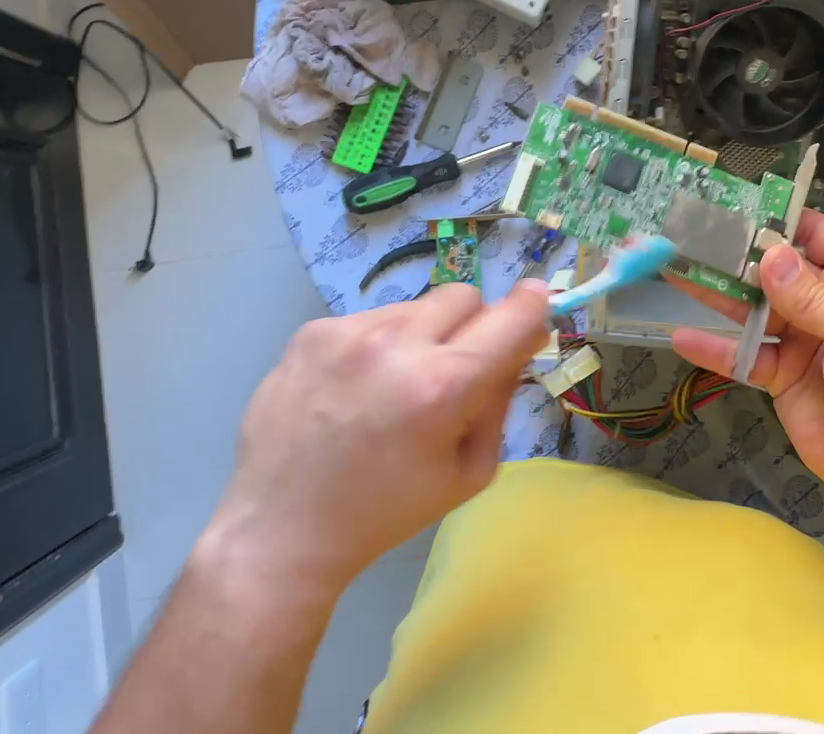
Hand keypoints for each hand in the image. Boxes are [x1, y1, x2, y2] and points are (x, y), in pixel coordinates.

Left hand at [207, 282, 550, 591]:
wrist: (284, 527)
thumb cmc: (387, 511)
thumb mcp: (469, 471)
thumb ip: (501, 399)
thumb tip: (518, 343)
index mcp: (442, 387)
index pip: (510, 317)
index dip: (532, 307)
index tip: (538, 302)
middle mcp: (395, 344)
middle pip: (463, 296)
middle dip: (472, 326)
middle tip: (454, 367)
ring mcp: (346, 332)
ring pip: (413, 307)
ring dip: (420, 335)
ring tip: (392, 387)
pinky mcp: (311, 332)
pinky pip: (368, 319)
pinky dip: (376, 344)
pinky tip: (355, 388)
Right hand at [670, 212, 823, 509]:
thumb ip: (818, 300)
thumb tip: (772, 256)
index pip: (817, 235)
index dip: (777, 221)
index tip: (732, 207)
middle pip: (775, 268)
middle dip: (734, 254)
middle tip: (688, 236)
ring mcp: (803, 336)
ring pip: (752, 306)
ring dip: (715, 293)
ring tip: (673, 271)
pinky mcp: (780, 372)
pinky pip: (743, 353)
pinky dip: (714, 348)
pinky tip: (683, 338)